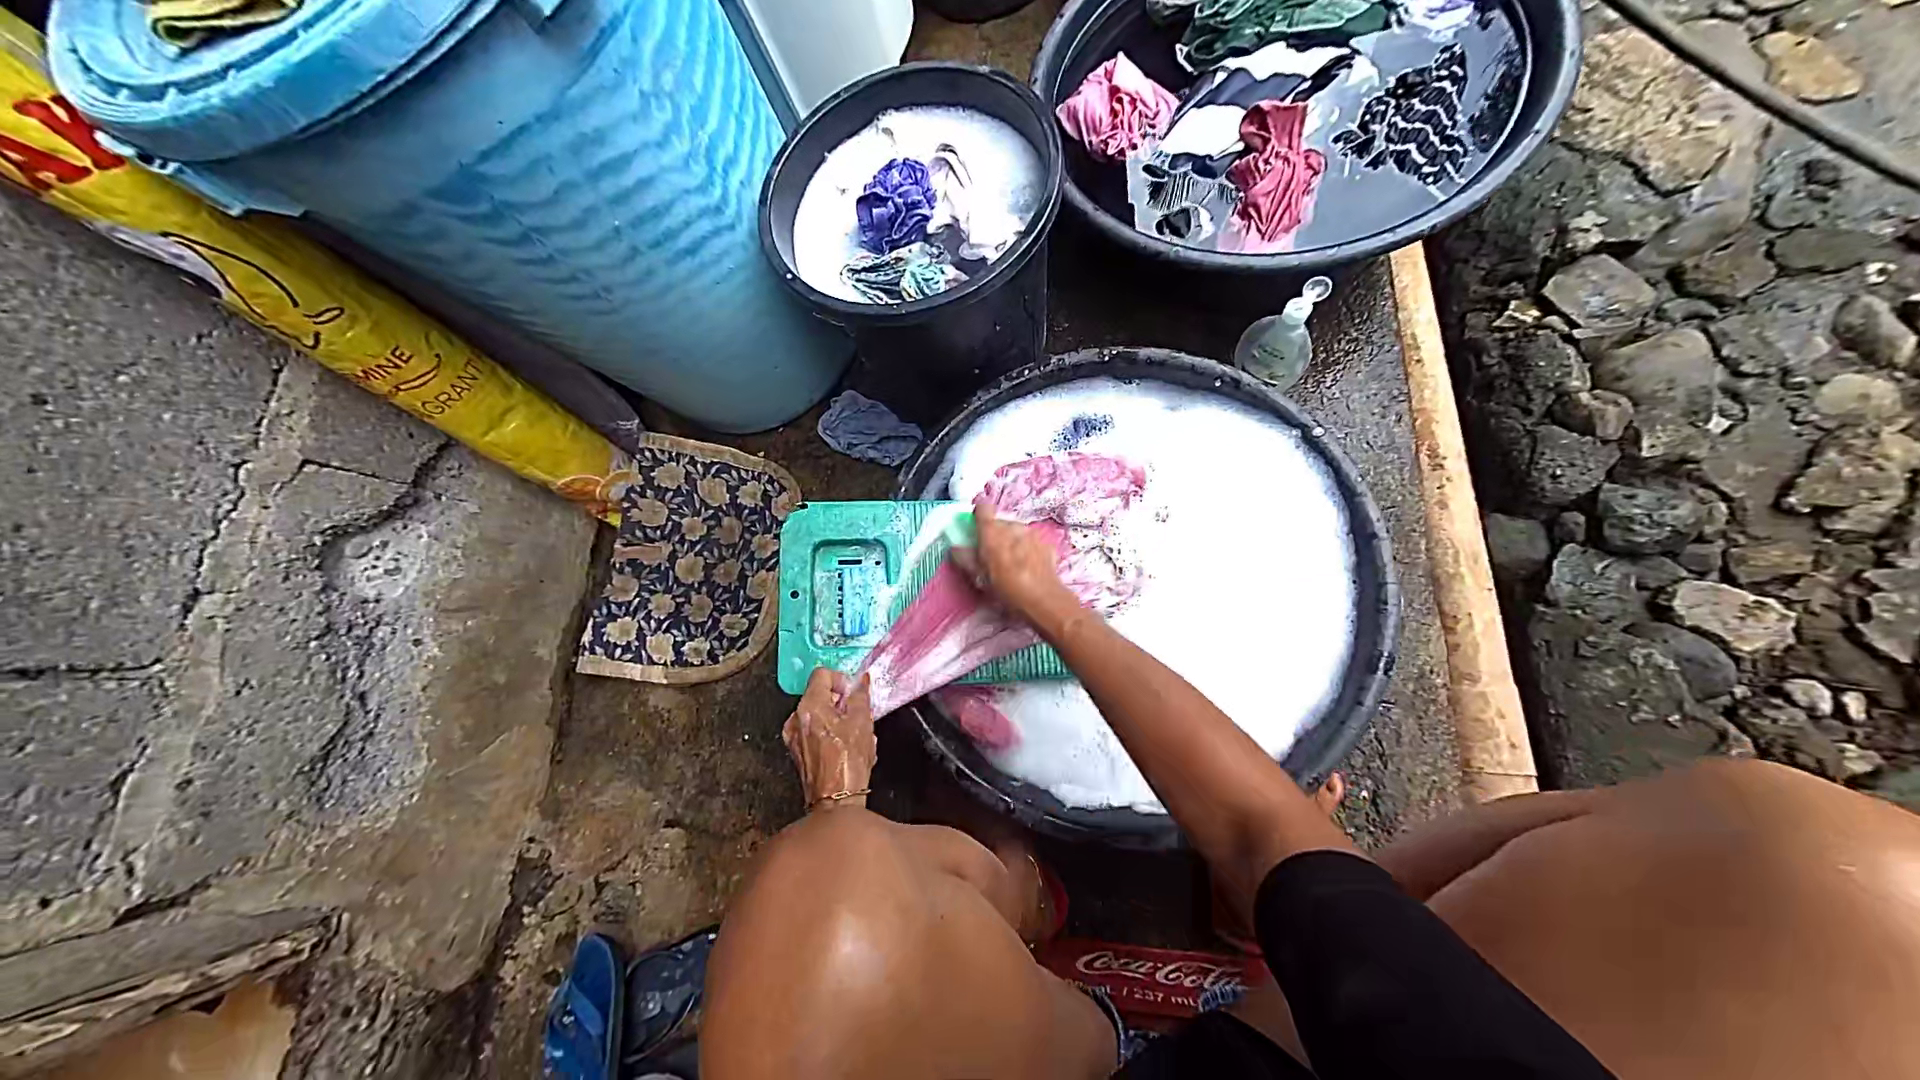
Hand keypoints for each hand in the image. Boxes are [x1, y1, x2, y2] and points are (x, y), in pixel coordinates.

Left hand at [782, 669, 876, 810]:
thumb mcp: (862, 721)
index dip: (840, 679)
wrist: (835, 799)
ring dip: (836, 718)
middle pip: (818, 694)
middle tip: (858, 713)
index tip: (852, 692)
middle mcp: (796, 718)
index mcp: (809, 706)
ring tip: (855, 733)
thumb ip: (860, 695)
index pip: (822, 674)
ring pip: (817, 714)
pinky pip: (813, 731)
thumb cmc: (848, 761)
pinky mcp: (797, 752)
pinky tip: (846, 747)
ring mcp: (794, 736)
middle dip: (840, 701)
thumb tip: (861, 681)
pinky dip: (828, 732)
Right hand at [951, 502, 1079, 629]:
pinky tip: (1028, 566)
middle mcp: (1012, 526)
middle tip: (994, 556)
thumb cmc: (1006, 588)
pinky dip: (1028, 549)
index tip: (977, 528)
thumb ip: (964, 558)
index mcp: (991, 531)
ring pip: (1016, 531)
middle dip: (996, 535)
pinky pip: (1031, 541)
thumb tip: (956, 547)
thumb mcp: (979, 577)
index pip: (982, 507)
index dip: (978, 515)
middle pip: (1000, 523)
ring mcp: (1031, 533)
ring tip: (1013, 564)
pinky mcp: (1046, 542)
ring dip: (1012, 542)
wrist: (1043, 599)